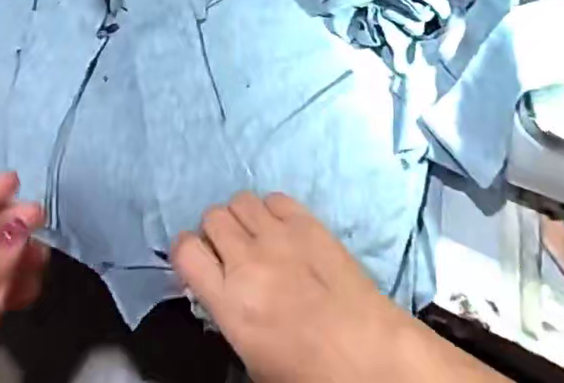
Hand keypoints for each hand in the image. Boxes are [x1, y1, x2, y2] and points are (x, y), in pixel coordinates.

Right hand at [170, 192, 419, 382]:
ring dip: (243, 218)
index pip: (184, 249)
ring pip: (238, 200)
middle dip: (217, 234)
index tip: (200, 263)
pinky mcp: (308, 223)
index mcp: (230, 302)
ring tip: (258, 237)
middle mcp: (246, 260)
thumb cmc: (315, 375)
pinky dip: (273, 210)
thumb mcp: (255, 360)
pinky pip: (274, 198)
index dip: (188, 252)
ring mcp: (278, 237)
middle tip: (234, 253)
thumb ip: (228, 315)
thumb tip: (219, 290)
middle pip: (211, 217)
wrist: (378, 362)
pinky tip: (284, 231)